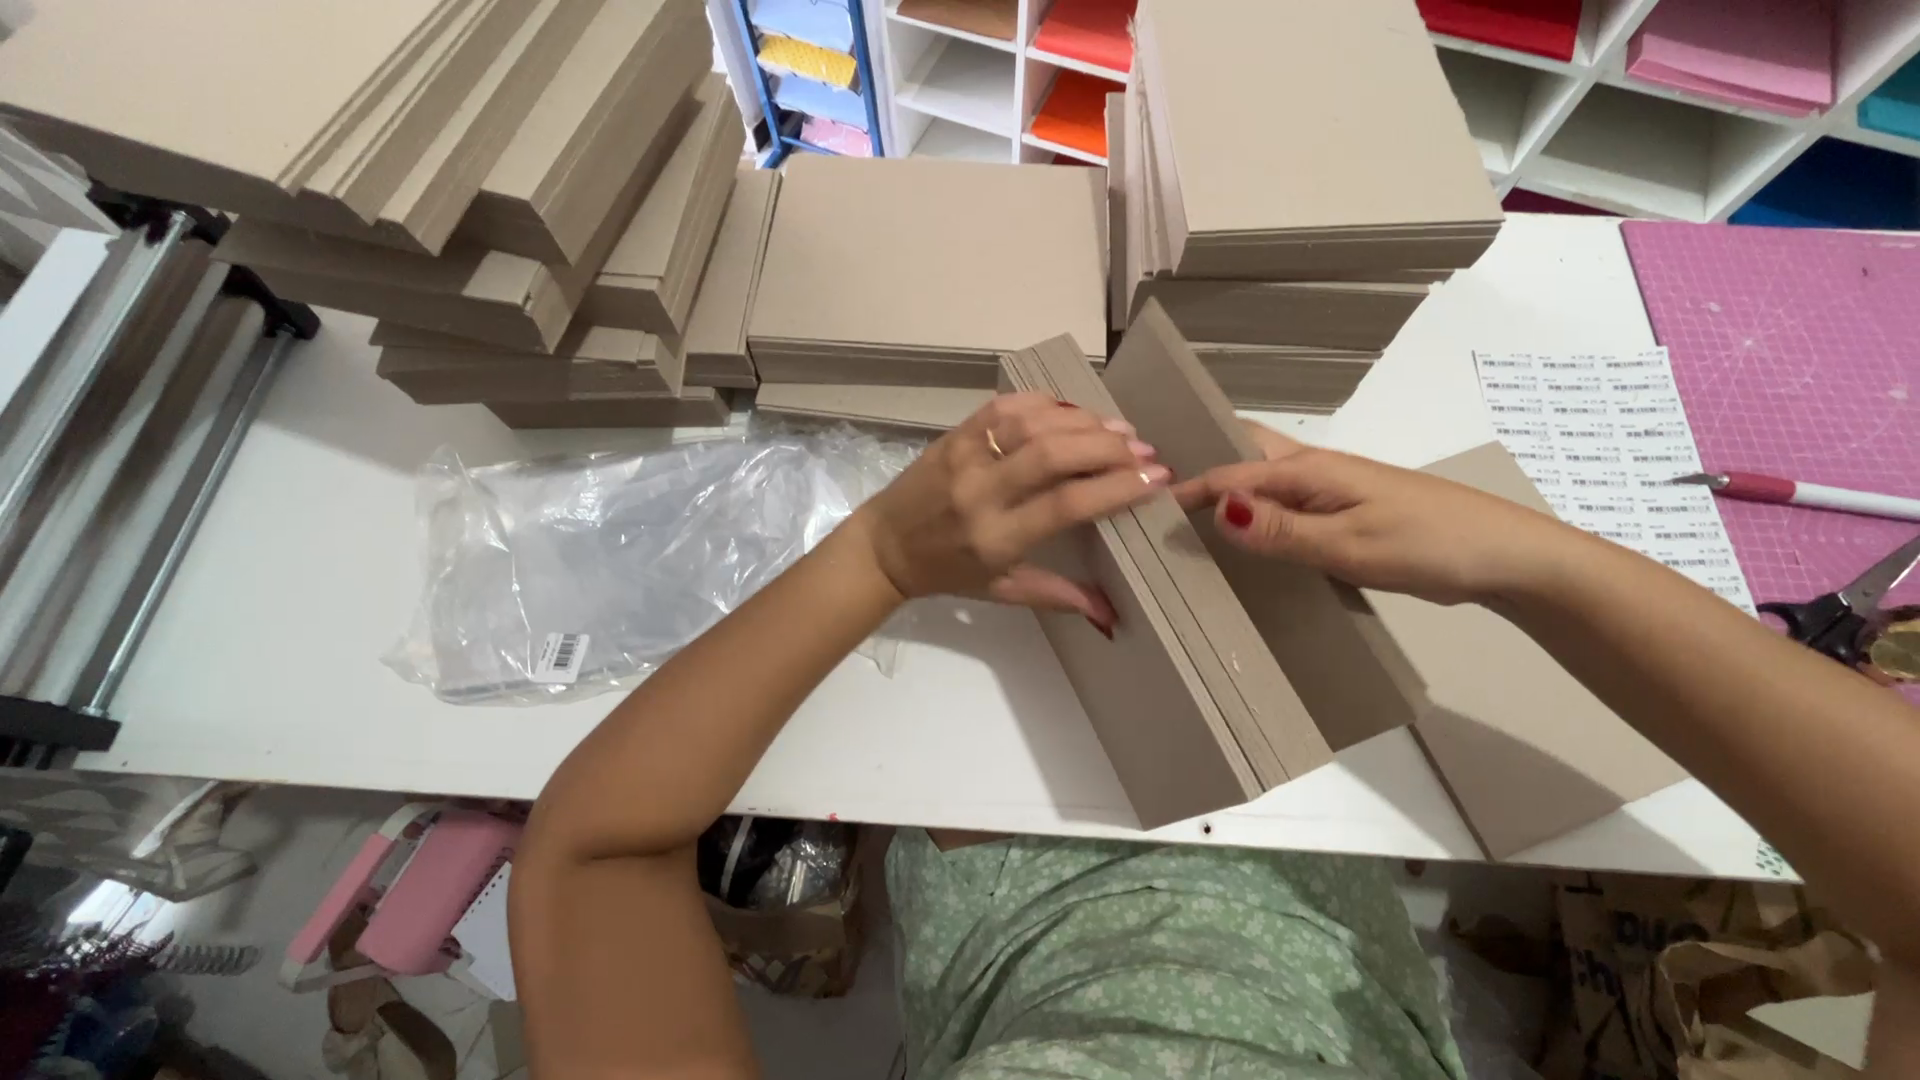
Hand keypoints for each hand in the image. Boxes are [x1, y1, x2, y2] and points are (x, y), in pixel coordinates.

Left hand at [852, 393, 1169, 629]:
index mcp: (996, 537)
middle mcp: (981, 492)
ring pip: (1030, 423)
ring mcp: (964, 457)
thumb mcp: (1002, 590)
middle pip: (1052, 454)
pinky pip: (1004, 407)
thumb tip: (1111, 616)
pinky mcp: (953, 434)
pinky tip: (1072, 411)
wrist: (883, 547)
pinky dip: (1044, 403)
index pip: (1066, 504)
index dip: (1116, 488)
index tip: (1156, 478)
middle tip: (1142, 449)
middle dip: (1106, 447)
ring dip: (1081, 420)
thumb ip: (1057, 595)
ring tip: (1118, 428)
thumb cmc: (947, 573)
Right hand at [1172, 423, 1573, 605]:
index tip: (1139, 503)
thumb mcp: (1350, 544)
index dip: (1185, 486)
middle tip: (1153, 493)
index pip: (1229, 473)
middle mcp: (1312, 470)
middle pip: (1242, 454)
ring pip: (1260, 480)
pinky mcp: (1342, 512)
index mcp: (1309, 469)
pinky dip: (1253, 514)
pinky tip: (1241, 541)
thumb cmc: (1428, 544)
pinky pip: (1282, 506)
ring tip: (1182, 519)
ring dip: (1224, 491)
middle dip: (1198, 463)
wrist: (1504, 556)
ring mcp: (1329, 490)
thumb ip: (1283, 530)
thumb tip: (1218, 511)